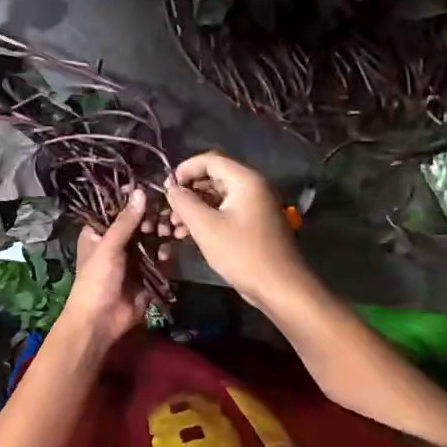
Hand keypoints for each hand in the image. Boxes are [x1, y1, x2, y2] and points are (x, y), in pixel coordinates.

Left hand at [56, 188, 164, 343]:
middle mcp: (115, 243)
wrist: (100, 321)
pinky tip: (167, 253)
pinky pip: (158, 259)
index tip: (152, 191)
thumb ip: (125, 221)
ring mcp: (132, 259)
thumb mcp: (108, 247)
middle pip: (138, 224)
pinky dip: (164, 254)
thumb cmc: (96, 280)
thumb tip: (141, 191)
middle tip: (163, 216)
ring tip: (168, 232)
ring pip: (150, 239)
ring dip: (160, 235)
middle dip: (151, 220)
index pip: (116, 210)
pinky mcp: (146, 274)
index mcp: (98, 233)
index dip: (133, 202)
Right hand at [163, 151, 311, 307]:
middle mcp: (252, 186)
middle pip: (214, 176)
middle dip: (188, 190)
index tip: (166, 187)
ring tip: (174, 225)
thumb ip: (184, 202)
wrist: (280, 287)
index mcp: (245, 180)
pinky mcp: (254, 223)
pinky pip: (225, 211)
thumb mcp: (205, 226)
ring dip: (194, 206)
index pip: (210, 160)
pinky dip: (206, 217)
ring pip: (217, 196)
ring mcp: (255, 205)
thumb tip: (171, 188)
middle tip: (168, 209)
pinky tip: (188, 233)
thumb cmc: (242, 253)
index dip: (184, 169)